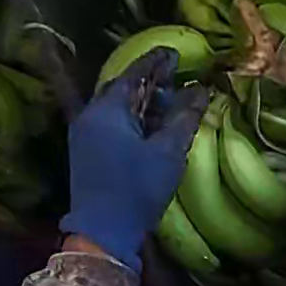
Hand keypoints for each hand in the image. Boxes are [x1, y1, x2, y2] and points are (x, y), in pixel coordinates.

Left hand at [58, 47, 206, 269]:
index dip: (156, 62)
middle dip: (148, 83)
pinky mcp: (85, 153)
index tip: (174, 53)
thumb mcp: (168, 152)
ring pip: (115, 108)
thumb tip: (201, 90)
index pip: (133, 73)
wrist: (103, 231)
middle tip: (174, 80)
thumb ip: (185, 117)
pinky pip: (110, 124)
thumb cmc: (137, 189)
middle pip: (121, 89)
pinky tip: (149, 128)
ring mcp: (84, 135)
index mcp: (107, 109)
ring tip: (167, 106)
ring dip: (140, 103)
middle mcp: (89, 116)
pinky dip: (131, 119)